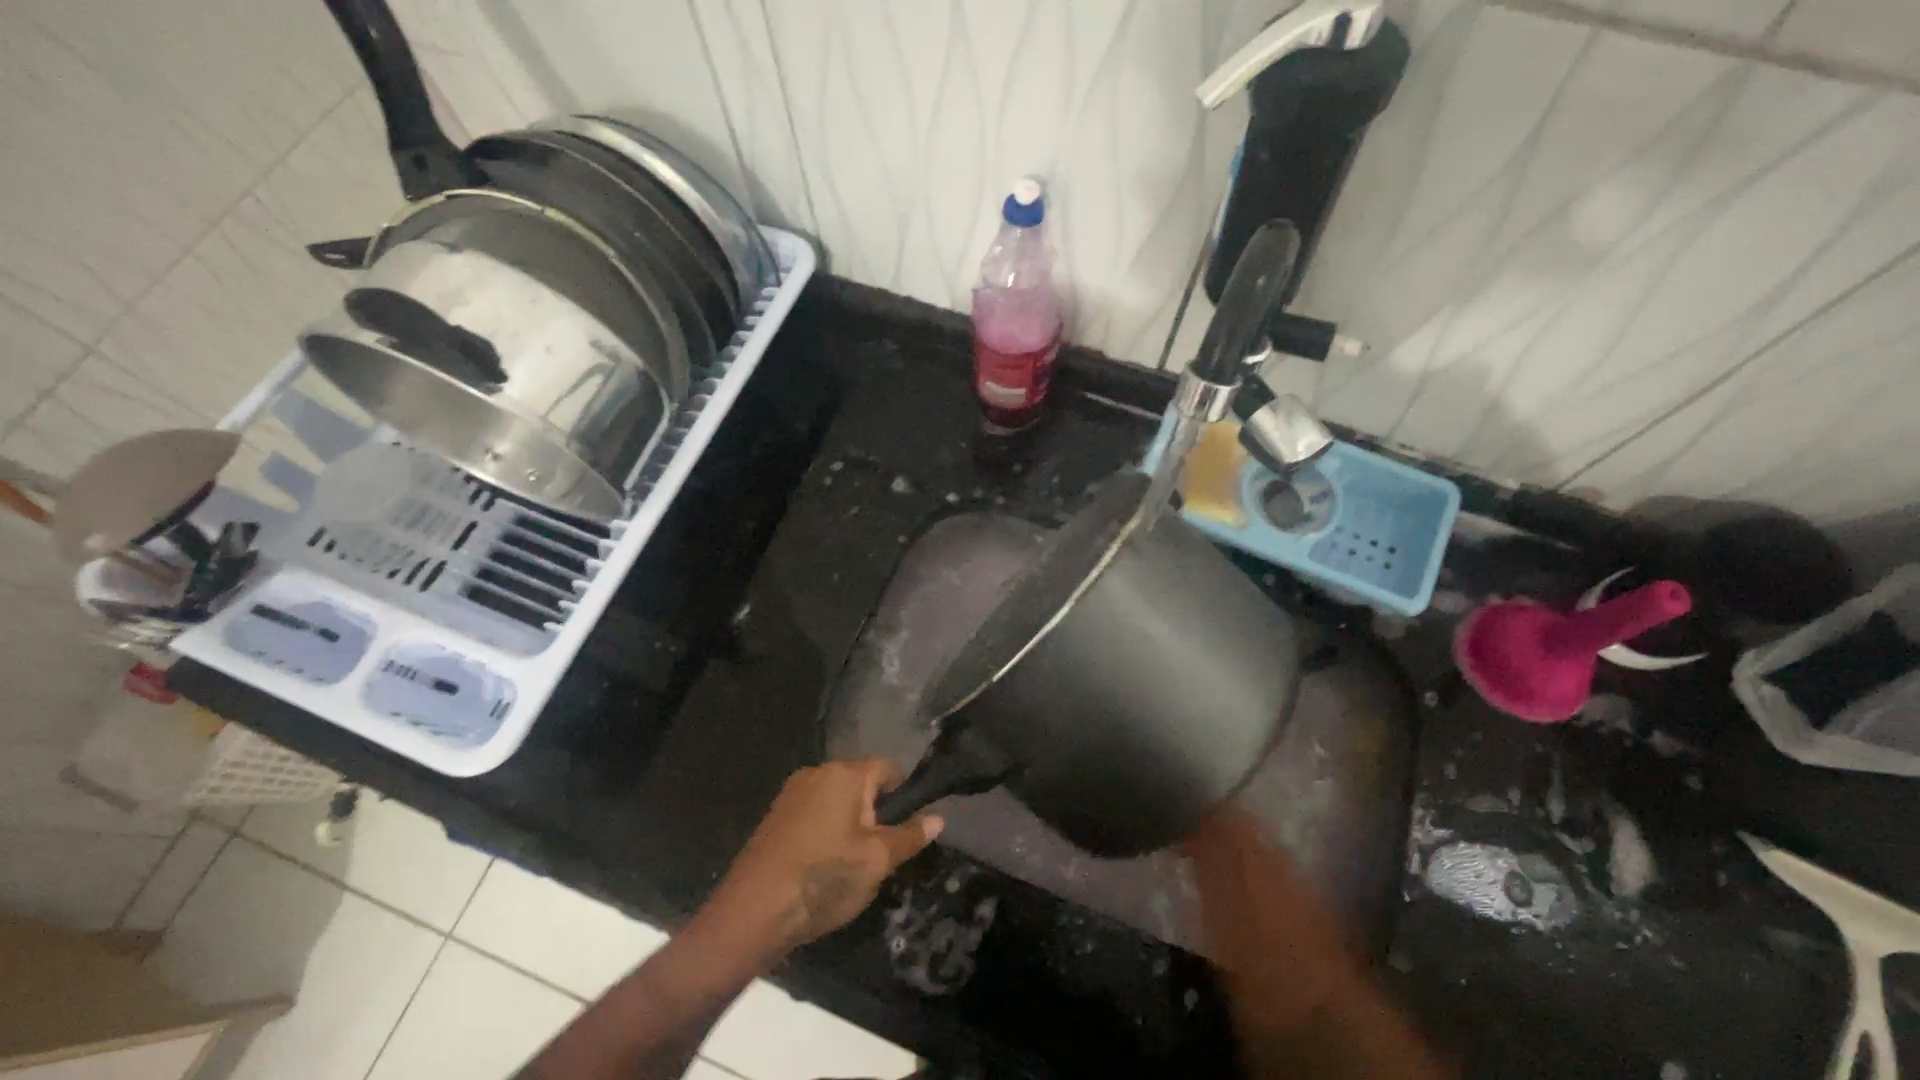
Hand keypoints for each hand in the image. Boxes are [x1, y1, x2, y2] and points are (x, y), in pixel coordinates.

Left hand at [700, 760, 942, 957]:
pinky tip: (823, 868)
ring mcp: (790, 795)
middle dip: (874, 813)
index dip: (904, 794)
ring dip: (849, 825)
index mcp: (844, 774)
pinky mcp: (774, 818)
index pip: (888, 768)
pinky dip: (824, 834)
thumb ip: (909, 836)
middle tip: (880, 854)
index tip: (906, 829)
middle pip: (860, 784)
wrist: (754, 912)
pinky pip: (813, 815)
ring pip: (835, 802)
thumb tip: (938, 818)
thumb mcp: (877, 861)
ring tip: (851, 866)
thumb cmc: (825, 878)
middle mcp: (815, 773)